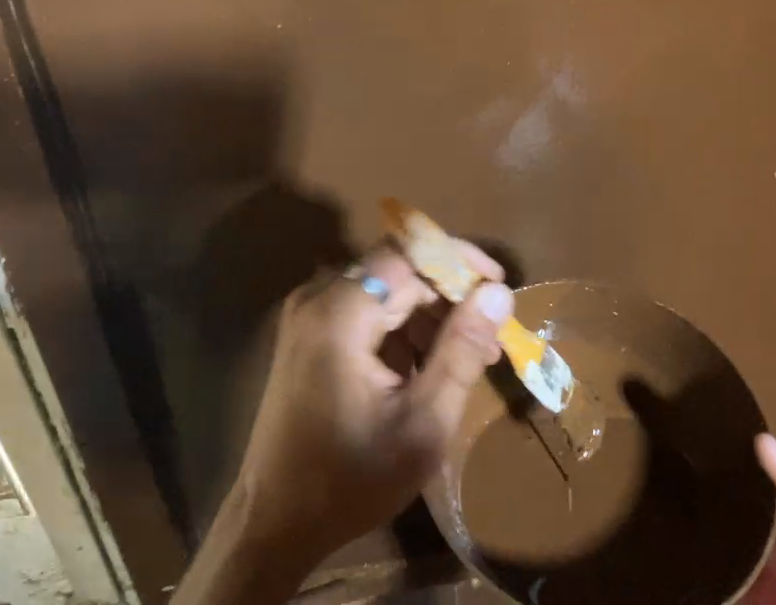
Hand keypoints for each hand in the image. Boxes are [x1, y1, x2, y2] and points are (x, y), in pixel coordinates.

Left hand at [172, 244, 512, 603]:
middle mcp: (317, 299)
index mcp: (339, 313)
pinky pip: (364, 312)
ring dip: (428, 315)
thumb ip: (461, 350)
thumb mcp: (423, 422)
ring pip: (383, 290)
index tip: (500, 285)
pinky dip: (401, 330)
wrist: (275, 522)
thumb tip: (498, 292)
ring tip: (469, 358)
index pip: (409, 254)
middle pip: (396, 270)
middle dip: (448, 295)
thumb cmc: (351, 479)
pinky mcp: (308, 337)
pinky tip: (428, 368)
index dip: (458, 260)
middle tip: (491, 335)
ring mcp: (308, 317)